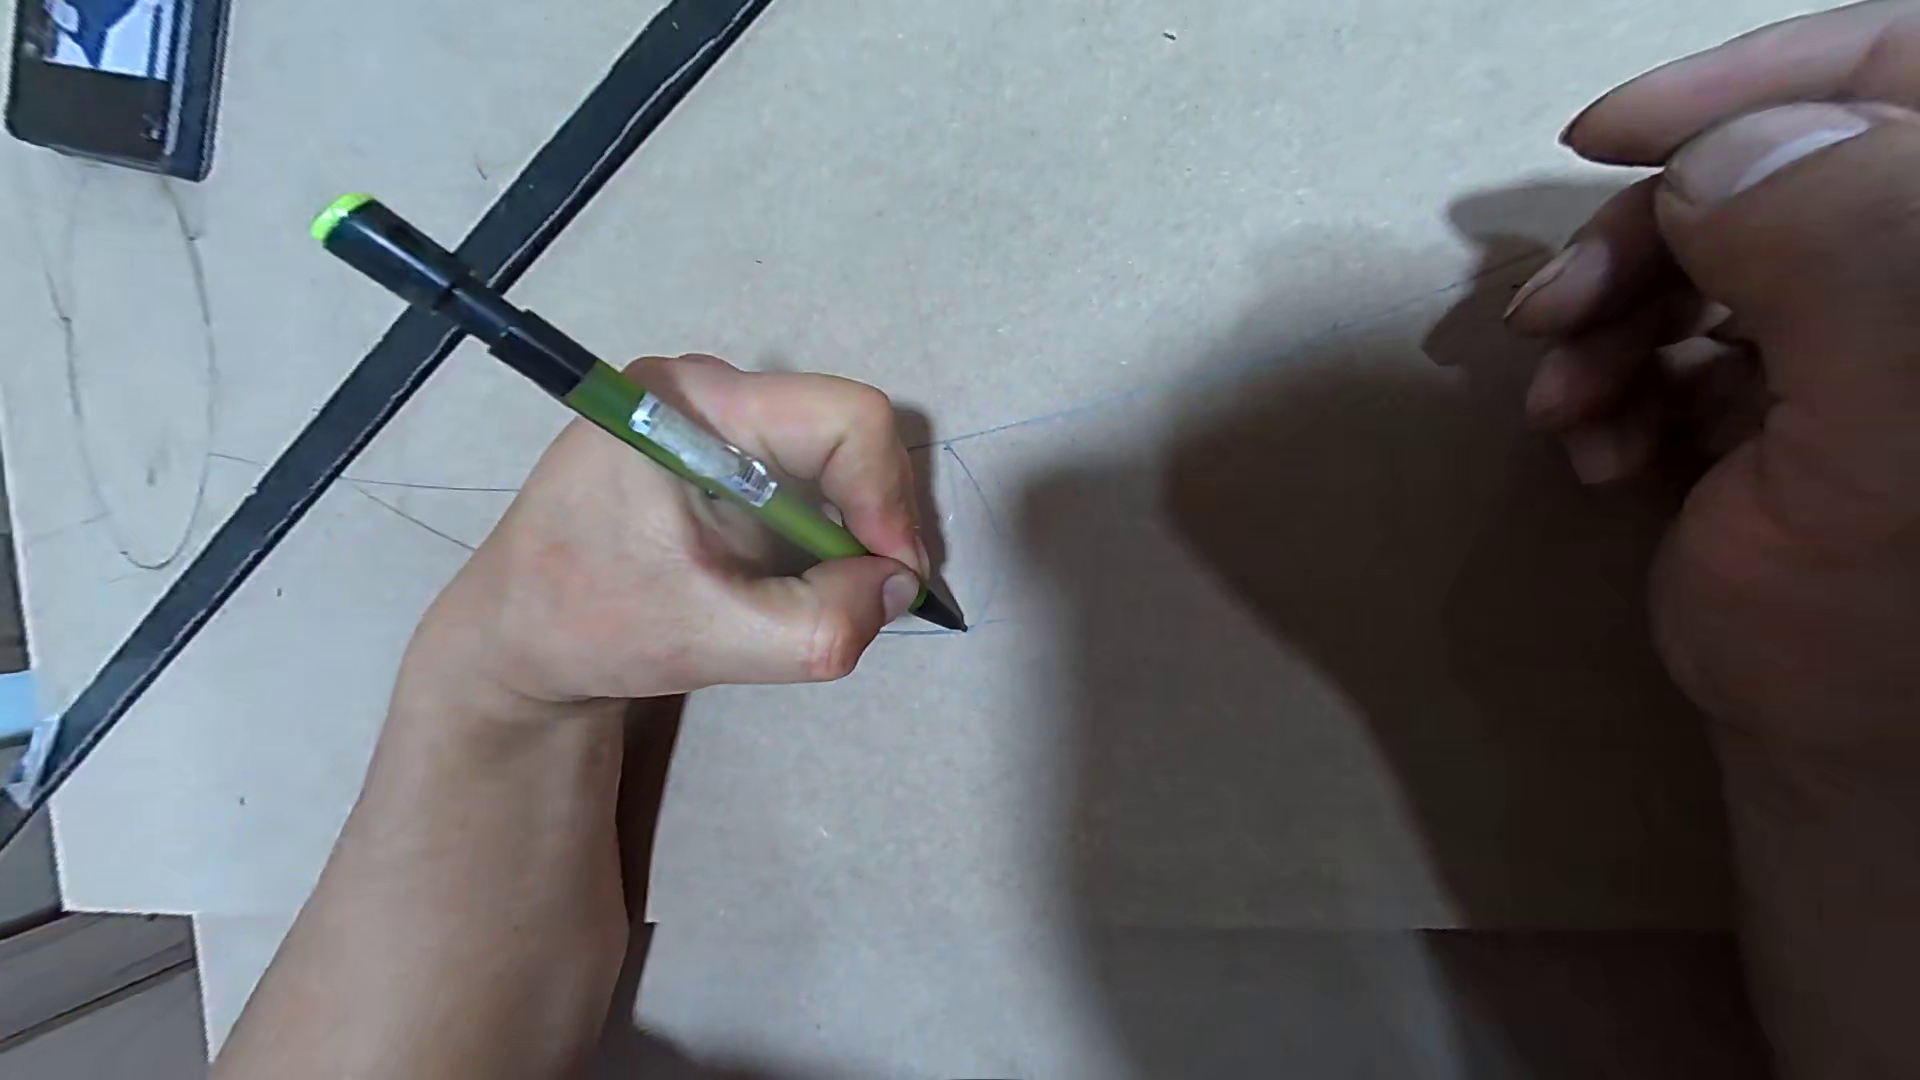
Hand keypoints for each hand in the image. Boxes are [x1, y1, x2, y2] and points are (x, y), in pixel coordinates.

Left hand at [397, 354, 929, 718]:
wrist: (523, 632)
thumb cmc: (592, 627)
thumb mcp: (713, 643)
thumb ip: (825, 624)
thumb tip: (902, 584)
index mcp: (696, 408)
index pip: (847, 418)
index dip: (887, 496)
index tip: (890, 576)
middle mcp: (716, 392)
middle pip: (853, 434)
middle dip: (878, 519)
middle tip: (870, 593)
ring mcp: (724, 417)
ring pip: (844, 457)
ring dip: (859, 528)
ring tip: (832, 590)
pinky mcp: (732, 448)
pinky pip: (821, 475)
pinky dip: (838, 528)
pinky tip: (806, 572)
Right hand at [1505, 2, 1919, 759]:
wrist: (1854, 737)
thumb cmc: (1900, 618)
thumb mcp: (1897, 441)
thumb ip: (1856, 261)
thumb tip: (1725, 154)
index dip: (1765, 87)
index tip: (1603, 134)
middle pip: (1781, 185)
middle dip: (1638, 250)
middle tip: (1543, 316)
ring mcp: (1871, 343)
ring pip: (1707, 271)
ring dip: (1604, 336)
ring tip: (1561, 410)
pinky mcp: (1788, 400)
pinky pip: (1674, 351)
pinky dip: (1612, 391)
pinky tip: (1595, 446)